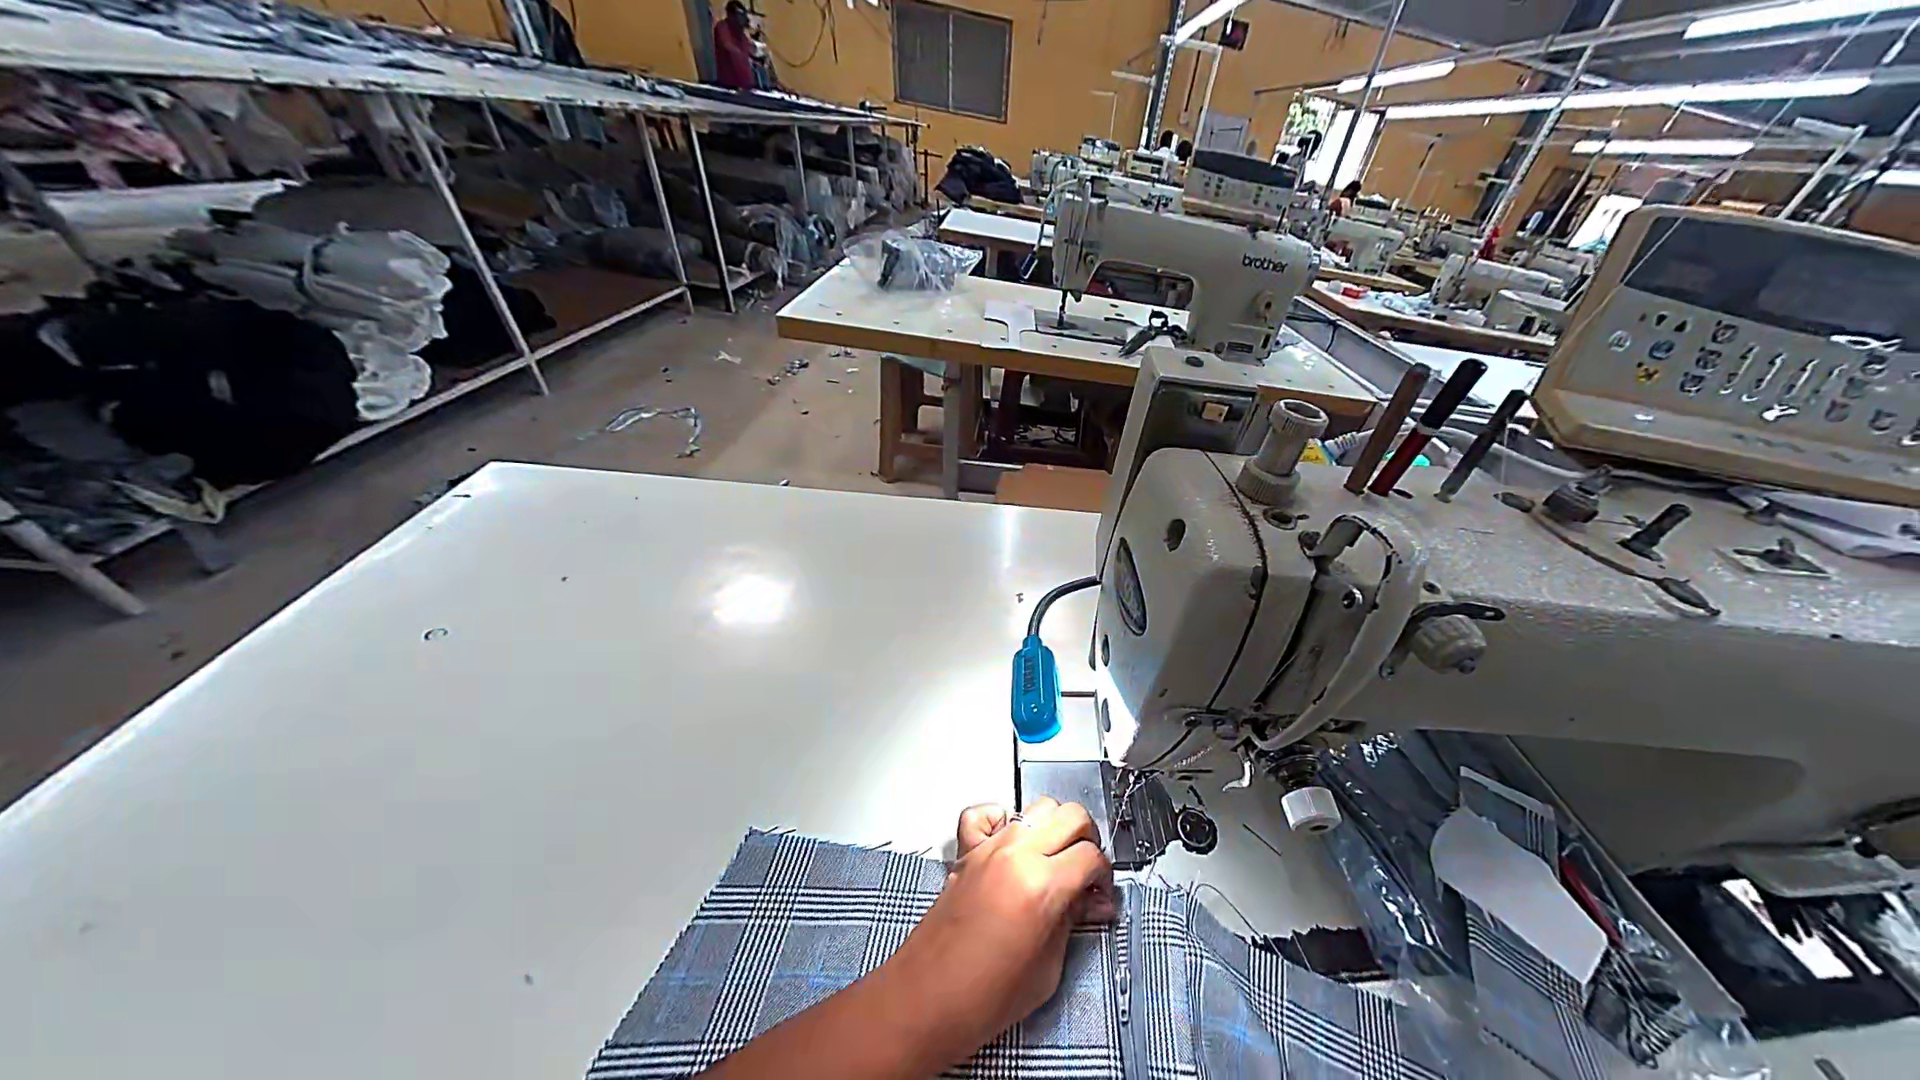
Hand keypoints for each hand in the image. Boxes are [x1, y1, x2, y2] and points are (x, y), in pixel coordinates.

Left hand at [873, 799, 1116, 1068]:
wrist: (931, 997)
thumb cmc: (986, 995)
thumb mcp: (1048, 967)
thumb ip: (1072, 920)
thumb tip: (1091, 900)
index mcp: (1042, 885)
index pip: (1091, 855)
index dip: (1104, 874)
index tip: (1100, 892)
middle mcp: (1016, 855)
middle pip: (1070, 815)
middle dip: (1087, 839)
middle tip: (1085, 870)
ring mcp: (988, 848)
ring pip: (1036, 807)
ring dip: (1053, 826)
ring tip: (1055, 857)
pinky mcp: (966, 851)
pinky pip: (985, 813)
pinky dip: (1002, 819)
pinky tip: (1010, 843)